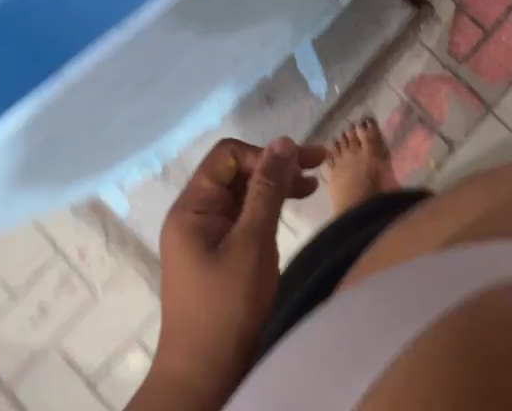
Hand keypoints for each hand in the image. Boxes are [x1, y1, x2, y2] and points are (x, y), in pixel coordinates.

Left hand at [145, 137, 324, 408]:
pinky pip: (244, 214)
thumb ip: (267, 189)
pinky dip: (269, 206)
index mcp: (192, 207)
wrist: (204, 370)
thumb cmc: (227, 304)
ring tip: (312, 184)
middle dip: (276, 165)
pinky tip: (292, 206)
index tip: (299, 167)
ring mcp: (206, 234)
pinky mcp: (219, 251)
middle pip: (236, 171)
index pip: (228, 156)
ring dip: (276, 184)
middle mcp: (195, 214)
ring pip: (243, 192)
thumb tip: (283, 141)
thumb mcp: (252, 242)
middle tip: (318, 166)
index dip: (264, 155)